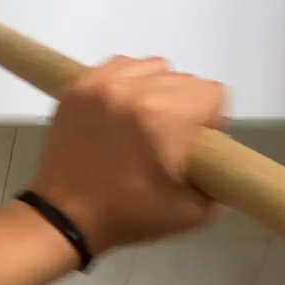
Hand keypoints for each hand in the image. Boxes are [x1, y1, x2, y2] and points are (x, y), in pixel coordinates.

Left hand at [30, 57, 223, 252]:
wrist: (64, 218)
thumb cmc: (128, 215)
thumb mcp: (194, 210)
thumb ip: (220, 176)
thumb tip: (218, 153)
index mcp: (164, 116)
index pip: (212, 94)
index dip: (209, 122)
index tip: (192, 146)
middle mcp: (133, 90)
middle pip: (182, 80)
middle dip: (181, 108)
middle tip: (162, 141)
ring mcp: (100, 85)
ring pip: (151, 68)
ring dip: (154, 91)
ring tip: (139, 124)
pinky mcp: (77, 88)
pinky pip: (117, 67)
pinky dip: (125, 83)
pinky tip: (119, 111)